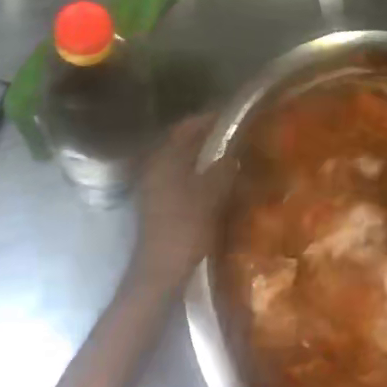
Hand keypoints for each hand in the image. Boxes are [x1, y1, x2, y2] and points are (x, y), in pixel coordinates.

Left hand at [130, 116, 235, 289]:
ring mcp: (152, 185)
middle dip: (206, 136)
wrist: (160, 271)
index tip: (231, 115)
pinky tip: (215, 179)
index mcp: (165, 159)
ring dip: (201, 154)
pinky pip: (178, 175)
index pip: (186, 127)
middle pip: (181, 142)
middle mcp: (154, 166)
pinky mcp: (156, 202)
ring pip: (180, 159)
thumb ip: (223, 170)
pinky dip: (196, 171)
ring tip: (229, 154)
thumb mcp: (211, 196)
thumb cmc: (185, 229)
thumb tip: (233, 155)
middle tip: (234, 134)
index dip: (209, 119)